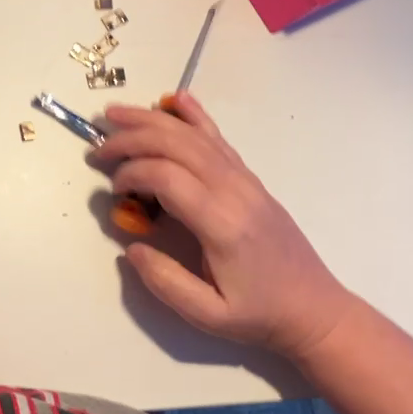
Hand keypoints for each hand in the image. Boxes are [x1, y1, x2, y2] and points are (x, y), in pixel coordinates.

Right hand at [93, 93, 358, 361]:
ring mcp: (245, 181)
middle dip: (131, 139)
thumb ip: (165, 281)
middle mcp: (234, 191)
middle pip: (176, 145)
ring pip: (194, 135)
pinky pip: (218, 139)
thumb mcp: (207, 314)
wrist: (314, 309)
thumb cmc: (258, 314)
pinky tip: (176, 99)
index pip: (167, 176)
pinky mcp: (250, 180)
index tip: (113, 192)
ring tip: (115, 114)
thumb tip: (132, 247)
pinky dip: (194, 115)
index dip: (131, 174)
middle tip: (98, 149)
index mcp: (221, 224)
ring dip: (152, 120)